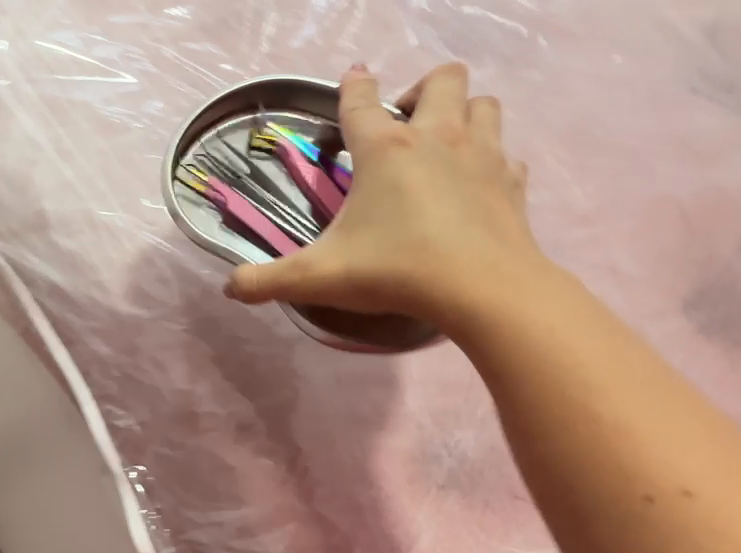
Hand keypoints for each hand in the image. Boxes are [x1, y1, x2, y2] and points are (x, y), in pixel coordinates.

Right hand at [226, 63, 546, 330]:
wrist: (479, 286)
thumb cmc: (390, 270)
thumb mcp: (313, 279)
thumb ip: (264, 281)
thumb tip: (230, 286)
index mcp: (385, 151)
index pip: (362, 103)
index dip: (352, 87)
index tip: (352, 77)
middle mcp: (436, 138)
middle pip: (443, 79)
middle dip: (421, 91)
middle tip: (402, 123)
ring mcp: (482, 155)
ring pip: (483, 103)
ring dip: (462, 112)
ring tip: (440, 142)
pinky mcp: (511, 181)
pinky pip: (505, 154)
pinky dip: (489, 160)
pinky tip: (472, 183)